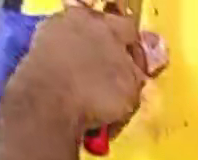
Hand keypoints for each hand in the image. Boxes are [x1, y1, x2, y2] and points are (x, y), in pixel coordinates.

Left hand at [6, 6, 145, 130]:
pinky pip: (62, 54)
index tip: (140, 73)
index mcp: (107, 25)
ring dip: (88, 60)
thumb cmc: (96, 93)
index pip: (131, 29)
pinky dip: (70, 69)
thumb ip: (143, 66)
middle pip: (101, 31)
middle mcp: (79, 18)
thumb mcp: (130, 87)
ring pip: (80, 42)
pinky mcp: (37, 47)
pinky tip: (75, 88)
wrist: (48, 103)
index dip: (138, 51)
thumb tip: (160, 46)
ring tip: (95, 87)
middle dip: (110, 51)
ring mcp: (55, 29)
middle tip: (117, 80)